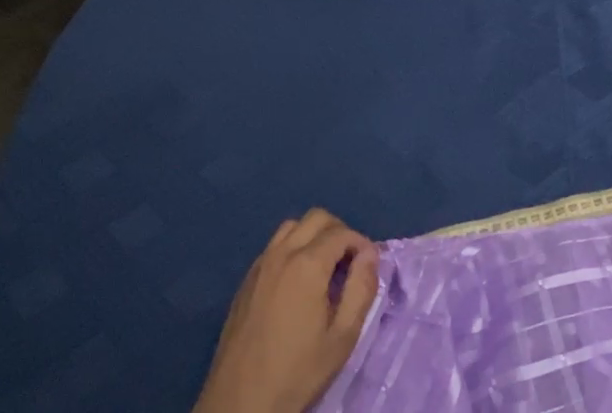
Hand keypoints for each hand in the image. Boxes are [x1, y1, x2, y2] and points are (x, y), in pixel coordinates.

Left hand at [193, 209, 379, 412]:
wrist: (241, 401)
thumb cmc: (298, 371)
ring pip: (291, 227)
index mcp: (307, 265)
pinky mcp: (245, 281)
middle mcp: (281, 254)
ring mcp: (259, 265)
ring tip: (325, 269)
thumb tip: (370, 254)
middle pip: (316, 218)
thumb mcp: (342, 336)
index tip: (369, 266)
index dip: (362, 244)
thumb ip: (361, 289)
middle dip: (339, 232)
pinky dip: (292, 248)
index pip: (342, 232)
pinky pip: (273, 247)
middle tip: (350, 263)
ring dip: (313, 236)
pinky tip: (297, 283)